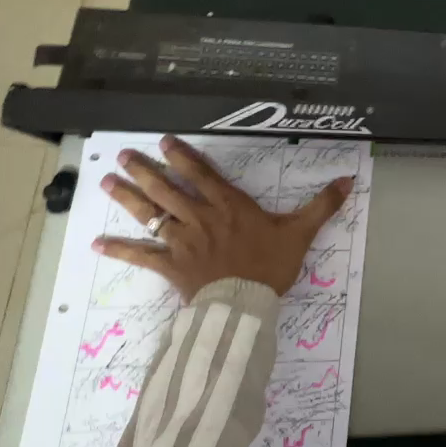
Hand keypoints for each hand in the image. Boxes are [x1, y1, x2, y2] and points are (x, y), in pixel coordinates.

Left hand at [93, 135, 352, 298]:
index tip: (165, 140)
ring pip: (150, 214)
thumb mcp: (302, 233)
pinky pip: (140, 255)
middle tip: (124, 154)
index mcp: (230, 205)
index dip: (184, 155)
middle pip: (168, 188)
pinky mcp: (171, 266)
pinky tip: (96, 242)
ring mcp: (182, 241)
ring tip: (108, 180)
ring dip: (128, 197)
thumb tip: (349, 180)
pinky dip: (118, 249)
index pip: (203, 174)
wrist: (245, 305)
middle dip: (146, 169)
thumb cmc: (271, 266)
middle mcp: (201, 217)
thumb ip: (322, 205)